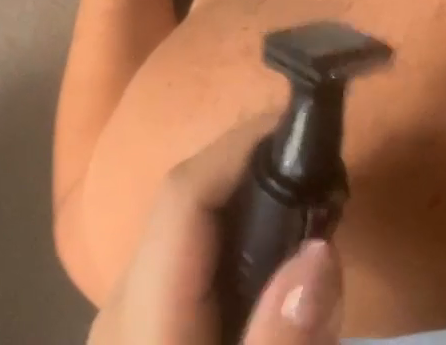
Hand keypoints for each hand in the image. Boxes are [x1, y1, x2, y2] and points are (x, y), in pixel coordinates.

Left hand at [86, 116, 344, 344]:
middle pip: (184, 205)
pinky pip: (189, 264)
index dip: (242, 144)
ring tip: (312, 212)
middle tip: (327, 174)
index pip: (184, 197)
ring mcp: (124, 325)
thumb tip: (319, 251)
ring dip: (249, 206)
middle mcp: (118, 309)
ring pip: (187, 231)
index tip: (309, 123)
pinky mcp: (142, 338)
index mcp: (140, 321)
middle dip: (253, 171)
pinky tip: (273, 271)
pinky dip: (236, 245)